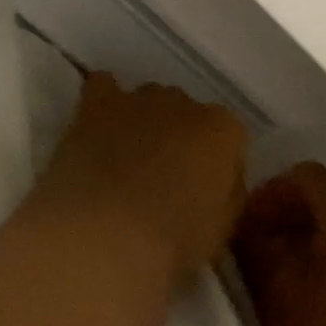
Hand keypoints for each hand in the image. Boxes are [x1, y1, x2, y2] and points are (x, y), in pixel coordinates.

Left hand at [30, 72, 249, 280]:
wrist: (105, 229)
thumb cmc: (172, 240)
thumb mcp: (221, 230)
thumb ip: (227, 193)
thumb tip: (218, 179)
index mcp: (223, 131)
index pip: (229, 136)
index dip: (217, 164)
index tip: (205, 191)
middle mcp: (183, 103)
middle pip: (186, 113)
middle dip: (178, 137)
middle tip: (164, 178)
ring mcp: (137, 98)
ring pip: (148, 99)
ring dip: (144, 121)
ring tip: (127, 159)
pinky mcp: (96, 102)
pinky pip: (103, 86)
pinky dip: (104, 100)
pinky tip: (99, 126)